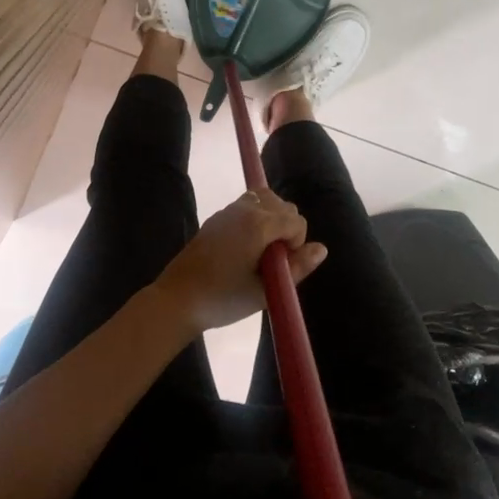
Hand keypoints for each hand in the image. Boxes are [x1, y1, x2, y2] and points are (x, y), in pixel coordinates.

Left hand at [152, 189, 327, 330]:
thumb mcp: (265, 291)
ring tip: (262, 250)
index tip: (281, 266)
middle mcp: (246, 210)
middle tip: (273, 260)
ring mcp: (229, 210)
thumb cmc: (224, 299)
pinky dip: (256, 217)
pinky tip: (244, 247)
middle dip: (286, 228)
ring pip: (265, 199)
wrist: (177, 299)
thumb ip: (297, 268)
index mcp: (260, 225)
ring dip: (272, 219)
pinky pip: (247, 205)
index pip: (296, 220)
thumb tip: (321, 248)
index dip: (296, 244)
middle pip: (283, 205)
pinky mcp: (217, 217)